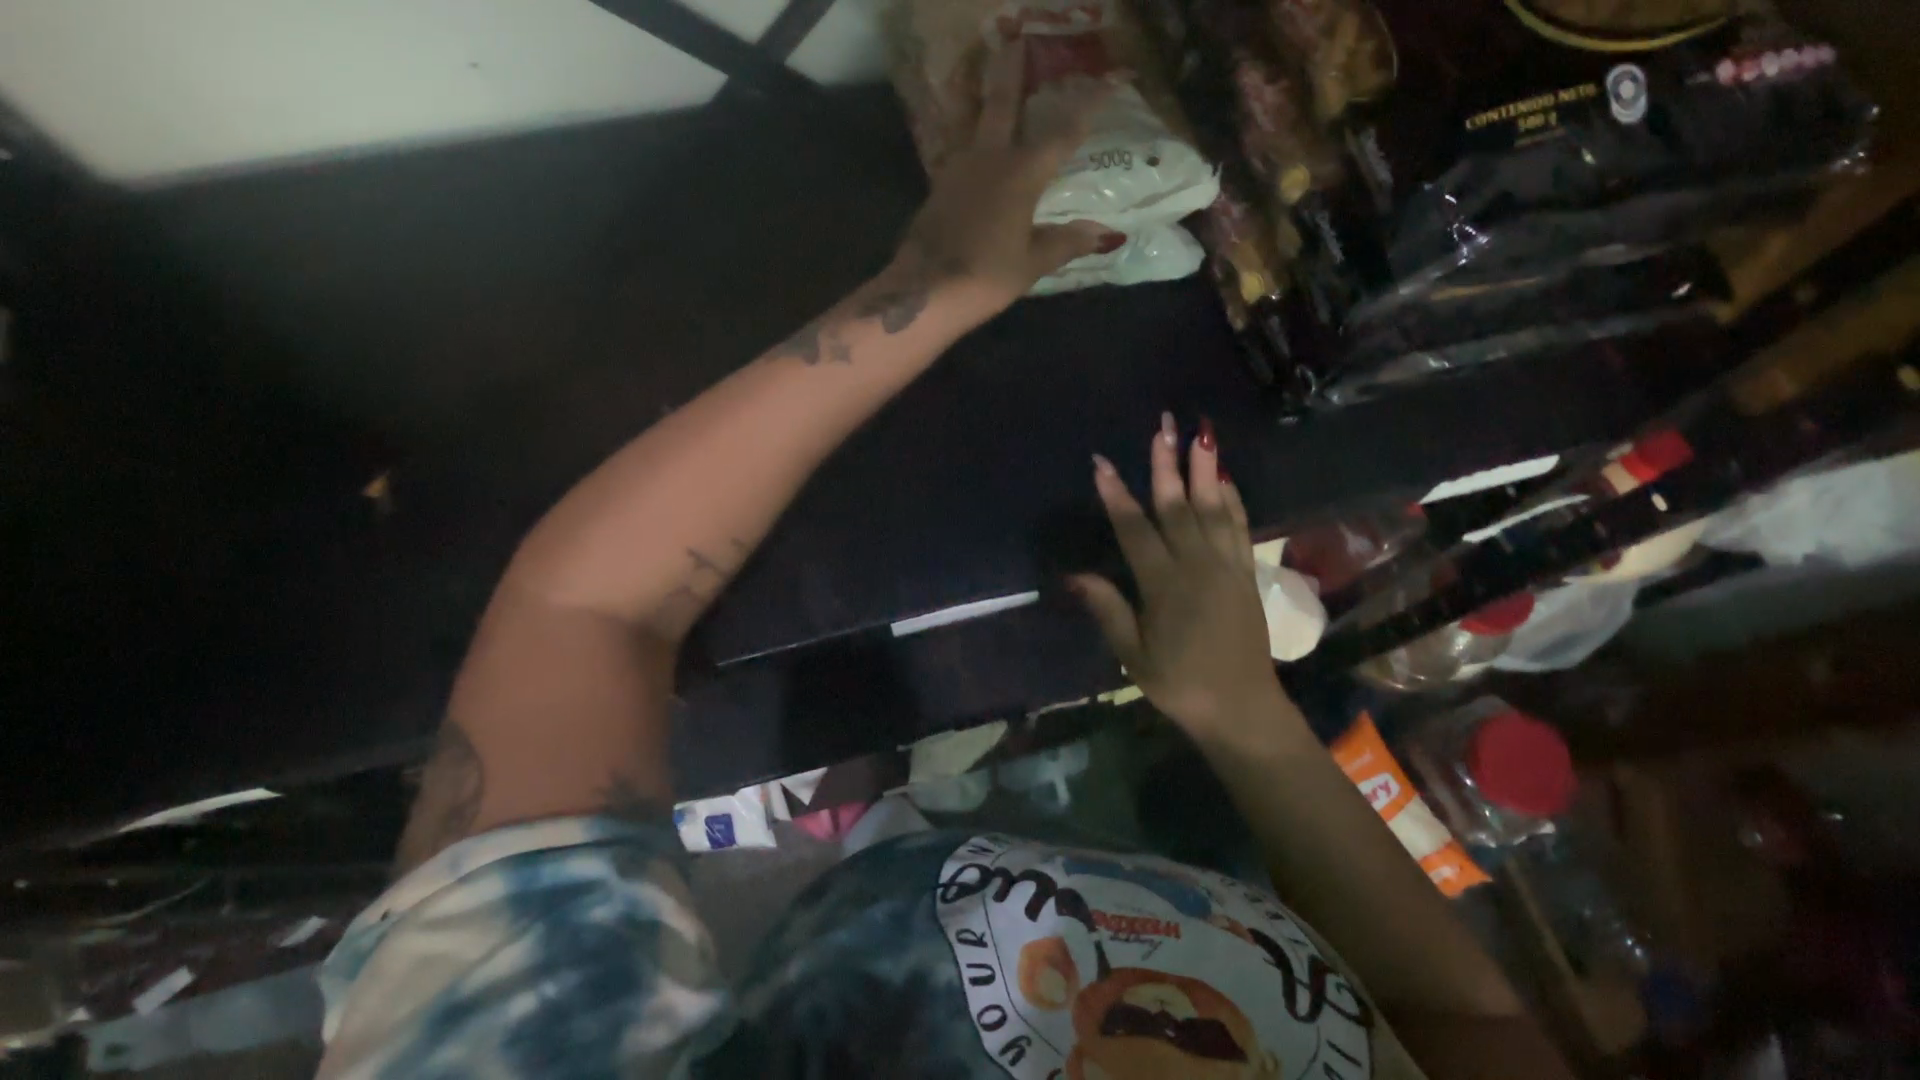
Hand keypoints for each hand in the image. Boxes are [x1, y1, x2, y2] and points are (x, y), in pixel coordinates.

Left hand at [899, 44, 1121, 312]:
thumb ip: (1065, 242)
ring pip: (970, 121)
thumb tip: (1103, 233)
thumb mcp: (1031, 263)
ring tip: (979, 72)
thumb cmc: (986, 276)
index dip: (1086, 108)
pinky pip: (955, 148)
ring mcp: (957, 170)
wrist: (925, 291)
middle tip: (1013, 40)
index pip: (1062, 135)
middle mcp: (989, 160)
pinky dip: (963, 134)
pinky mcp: (937, 187)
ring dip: (977, 94)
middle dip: (1010, 72)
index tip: (1106, 81)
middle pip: (1001, 104)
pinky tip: (967, 138)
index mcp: (1021, 174)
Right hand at [1071, 414, 1291, 740]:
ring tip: (1200, 435)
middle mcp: (1197, 567)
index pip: (1135, 531)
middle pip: (1179, 508)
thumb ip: (1109, 610)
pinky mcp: (1247, 574)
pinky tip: (1225, 479)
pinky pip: (1240, 528)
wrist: (1241, 706)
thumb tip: (1075, 574)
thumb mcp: (1133, 656)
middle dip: (1167, 465)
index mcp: (1164, 587)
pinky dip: (1233, 500)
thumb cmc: (1179, 684)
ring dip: (1205, 470)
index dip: (1117, 496)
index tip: (1102, 463)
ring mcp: (1227, 568)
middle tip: (1162, 426)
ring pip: (1214, 509)